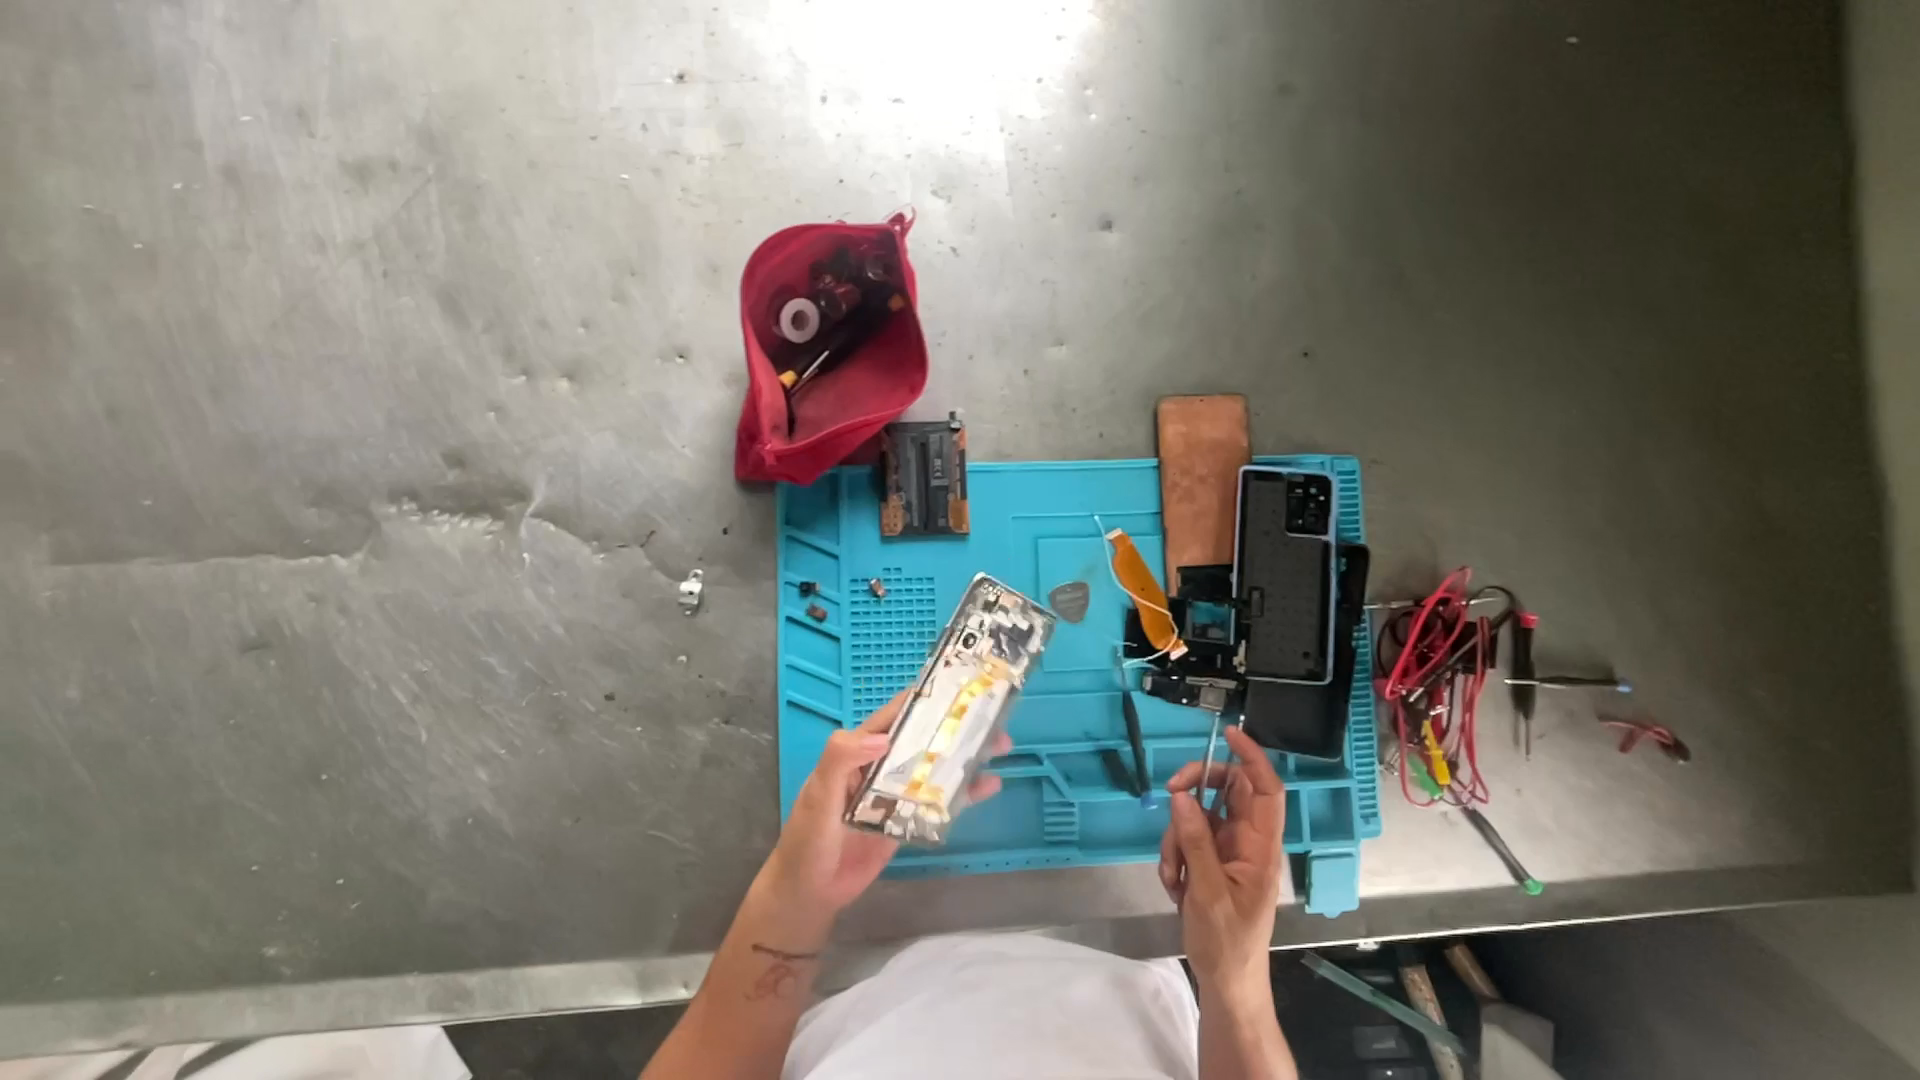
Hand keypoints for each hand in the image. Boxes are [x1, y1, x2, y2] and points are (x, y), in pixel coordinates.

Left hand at [762, 691, 1008, 914]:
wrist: (809, 893)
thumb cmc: (807, 839)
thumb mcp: (818, 794)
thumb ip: (841, 759)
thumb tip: (883, 736)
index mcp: (858, 754)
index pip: (892, 719)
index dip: (919, 700)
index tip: (953, 684)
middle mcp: (880, 769)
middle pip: (922, 740)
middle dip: (954, 727)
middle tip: (991, 717)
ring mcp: (896, 796)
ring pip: (936, 768)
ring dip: (966, 756)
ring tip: (1000, 745)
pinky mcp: (908, 823)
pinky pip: (940, 802)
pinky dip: (965, 794)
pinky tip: (989, 785)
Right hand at [1158, 727, 1286, 995]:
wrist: (1224, 982)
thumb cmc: (1226, 942)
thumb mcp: (1207, 892)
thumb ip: (1195, 841)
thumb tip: (1183, 796)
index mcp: (1260, 847)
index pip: (1266, 790)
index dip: (1252, 758)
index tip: (1229, 734)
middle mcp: (1246, 841)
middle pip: (1224, 793)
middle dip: (1194, 793)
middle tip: (1170, 795)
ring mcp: (1226, 851)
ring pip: (1197, 815)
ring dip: (1176, 839)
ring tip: (1174, 877)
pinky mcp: (1209, 863)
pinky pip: (1186, 839)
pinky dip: (1174, 857)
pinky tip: (1175, 887)